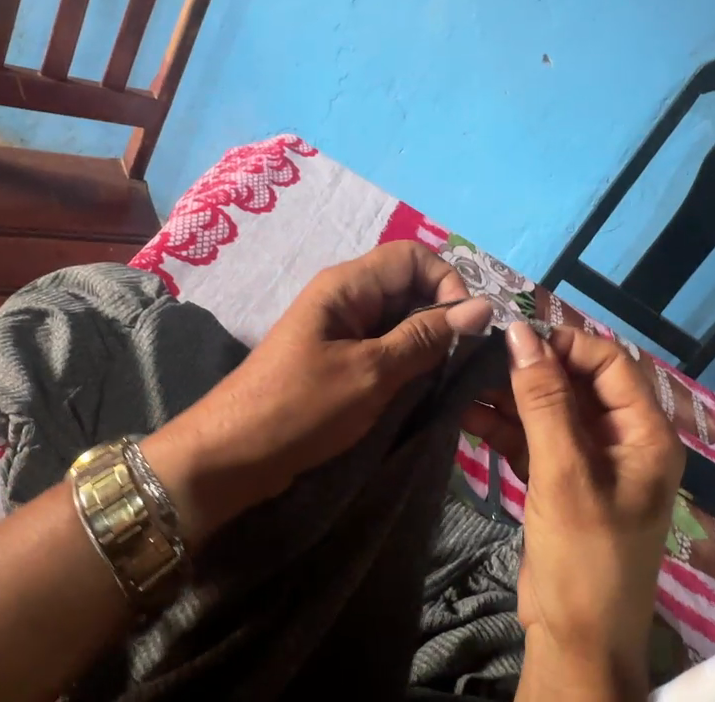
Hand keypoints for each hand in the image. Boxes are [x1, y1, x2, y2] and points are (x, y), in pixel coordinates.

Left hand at [141, 242, 492, 546]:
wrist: (231, 457)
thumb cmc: (300, 408)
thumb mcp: (371, 373)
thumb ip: (426, 338)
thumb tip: (482, 307)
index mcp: (348, 285)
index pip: (413, 256)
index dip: (446, 282)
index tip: (464, 328)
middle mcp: (346, 297)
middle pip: (409, 285)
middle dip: (441, 314)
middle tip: (462, 359)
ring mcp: (340, 328)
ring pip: (399, 318)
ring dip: (427, 341)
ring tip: (446, 377)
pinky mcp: (338, 359)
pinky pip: (384, 344)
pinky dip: (407, 360)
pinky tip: (420, 387)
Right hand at [465, 323, 682, 700]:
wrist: (576, 644)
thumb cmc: (584, 558)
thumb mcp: (563, 474)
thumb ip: (543, 400)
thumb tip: (521, 332)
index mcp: (645, 434)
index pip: (609, 363)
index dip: (565, 345)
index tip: (515, 340)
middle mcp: (623, 440)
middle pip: (576, 383)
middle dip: (530, 370)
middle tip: (478, 357)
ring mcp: (591, 462)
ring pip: (550, 410)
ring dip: (509, 398)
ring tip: (463, 382)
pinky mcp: (562, 482)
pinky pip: (534, 439)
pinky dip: (504, 428)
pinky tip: (467, 415)